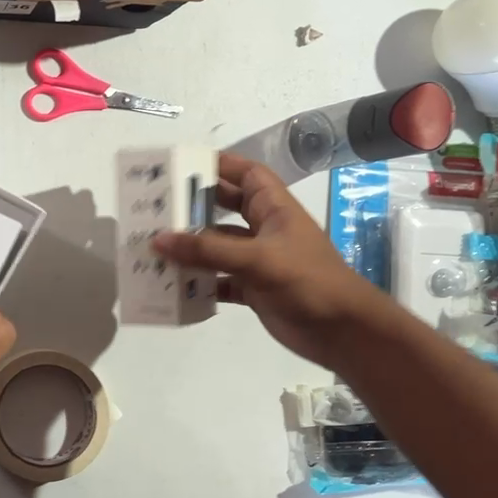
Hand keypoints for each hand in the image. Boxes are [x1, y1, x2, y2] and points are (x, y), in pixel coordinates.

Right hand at [153, 153, 390, 367]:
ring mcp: (259, 261)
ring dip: (190, 249)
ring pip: (217, 247)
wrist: (344, 332)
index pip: (247, 175)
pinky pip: (218, 280)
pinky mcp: (254, 289)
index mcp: (275, 210)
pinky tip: (174, 286)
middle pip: (225, 209)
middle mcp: (265, 231)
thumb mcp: (257, 260)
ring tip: (153, 247)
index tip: (183, 166)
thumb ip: (207, 250)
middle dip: (193, 206)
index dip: (219, 165)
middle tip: (156, 206)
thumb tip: (158, 240)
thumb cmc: (309, 282)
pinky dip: (198, 283)